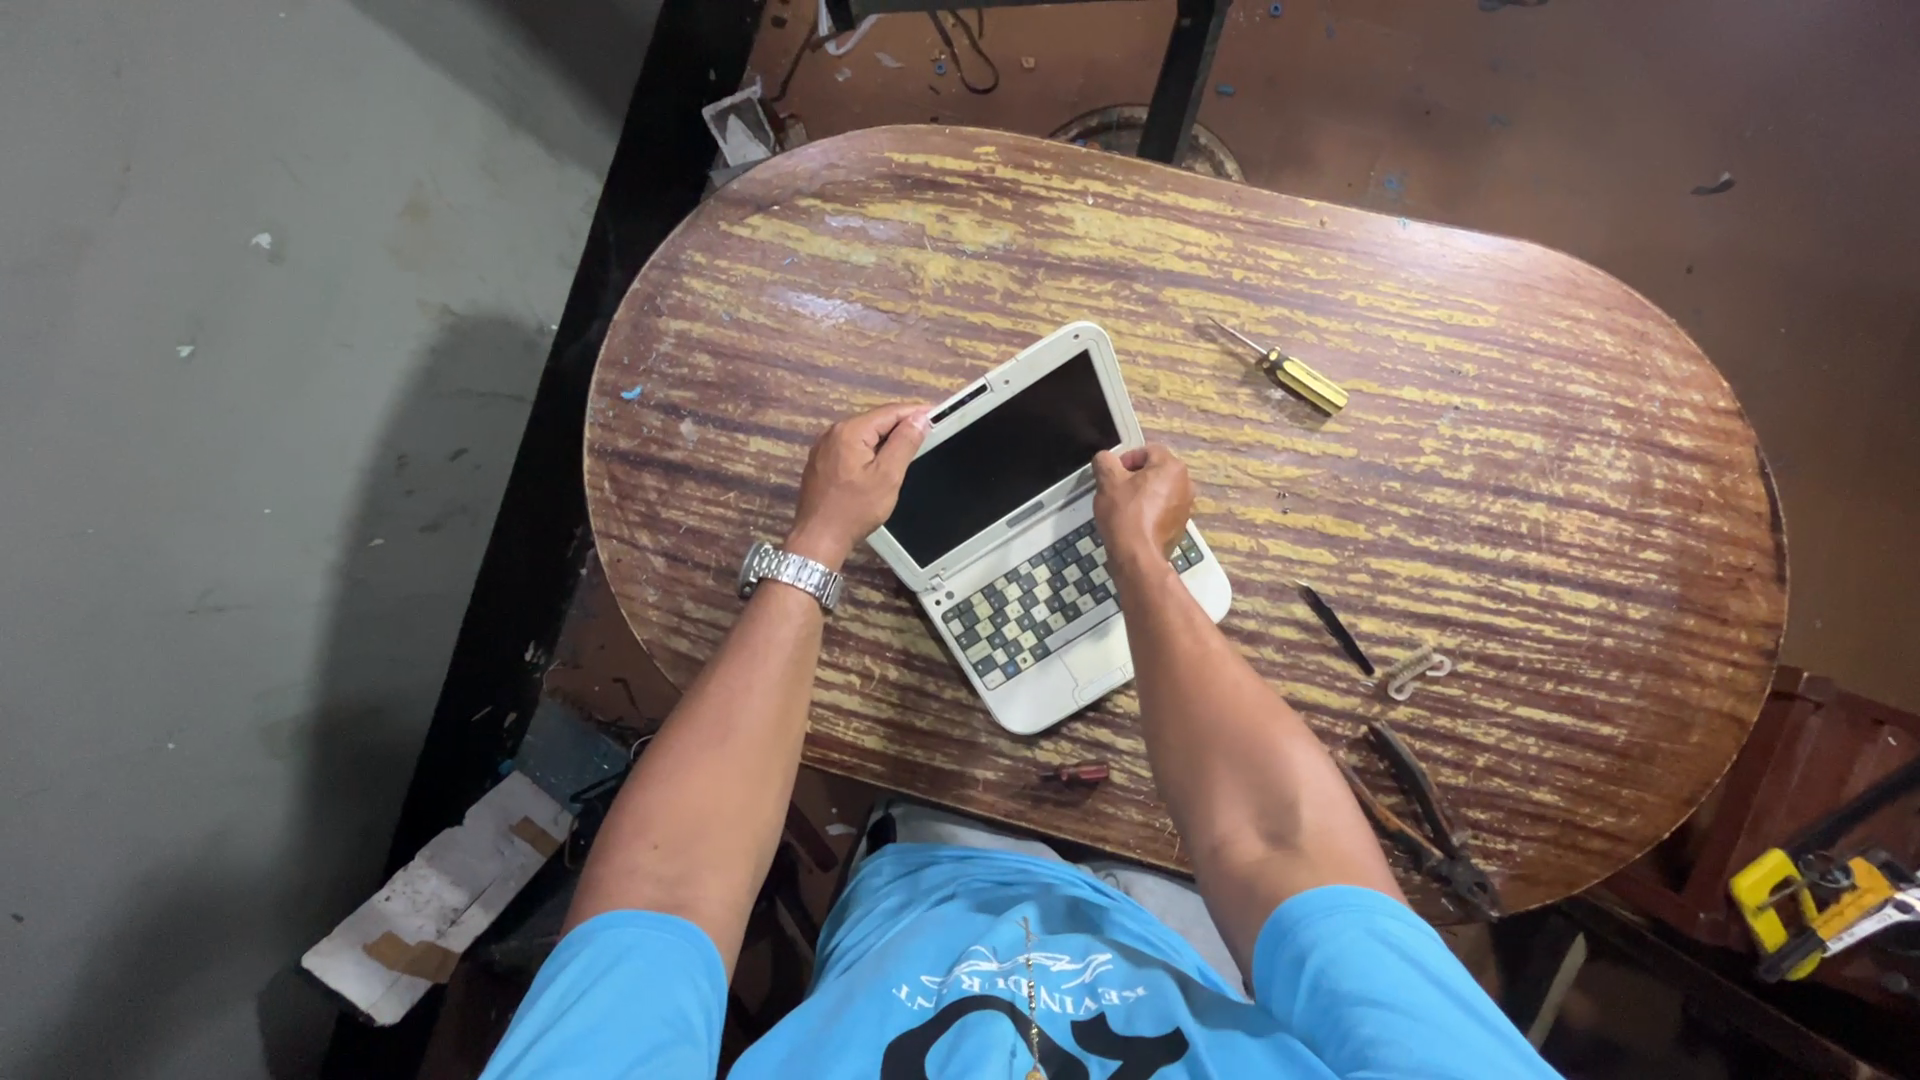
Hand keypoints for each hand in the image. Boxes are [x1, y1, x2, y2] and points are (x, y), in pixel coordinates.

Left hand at [786, 403, 931, 568]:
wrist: (818, 537)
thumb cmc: (855, 509)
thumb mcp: (887, 476)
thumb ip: (904, 443)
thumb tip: (919, 418)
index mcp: (850, 431)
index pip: (889, 412)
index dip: (914, 412)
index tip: (936, 414)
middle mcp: (833, 433)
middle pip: (874, 421)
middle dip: (901, 424)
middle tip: (927, 430)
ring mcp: (824, 448)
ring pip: (863, 435)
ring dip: (886, 438)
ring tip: (909, 444)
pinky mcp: (821, 463)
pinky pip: (851, 447)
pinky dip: (870, 449)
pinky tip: (881, 461)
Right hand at [1092, 444, 1192, 572]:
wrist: (1138, 556)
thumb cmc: (1124, 513)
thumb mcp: (1107, 481)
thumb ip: (1105, 461)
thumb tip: (1105, 459)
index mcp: (1171, 467)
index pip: (1146, 451)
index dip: (1125, 459)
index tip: (1112, 475)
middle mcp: (1185, 483)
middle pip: (1154, 471)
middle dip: (1133, 477)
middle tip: (1115, 490)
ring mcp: (1185, 506)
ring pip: (1158, 491)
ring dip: (1141, 495)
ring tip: (1122, 508)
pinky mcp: (1180, 525)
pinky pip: (1162, 510)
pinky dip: (1148, 511)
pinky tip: (1132, 522)